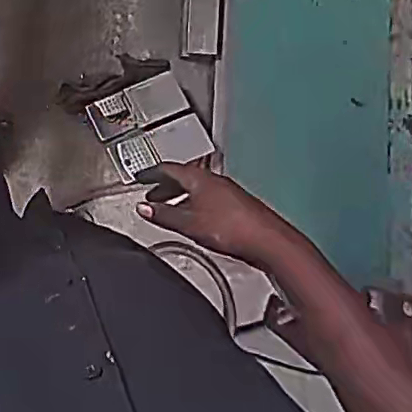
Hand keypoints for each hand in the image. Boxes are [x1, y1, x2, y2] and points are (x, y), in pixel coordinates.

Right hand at [135, 161, 302, 268]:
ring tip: (169, 208)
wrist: (270, 242)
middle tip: (152, 192)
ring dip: (180, 196)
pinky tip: (195, 219)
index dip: (151, 173)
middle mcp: (214, 180)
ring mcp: (227, 192)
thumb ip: (163, 215)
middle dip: (165, 185)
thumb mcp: (188, 223)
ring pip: (197, 189)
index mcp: (199, 178)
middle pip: (183, 178)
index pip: (168, 169)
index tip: (141, 176)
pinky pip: (208, 199)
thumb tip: (144, 208)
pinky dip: (195, 205)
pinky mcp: (237, 206)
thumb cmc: (235, 228)